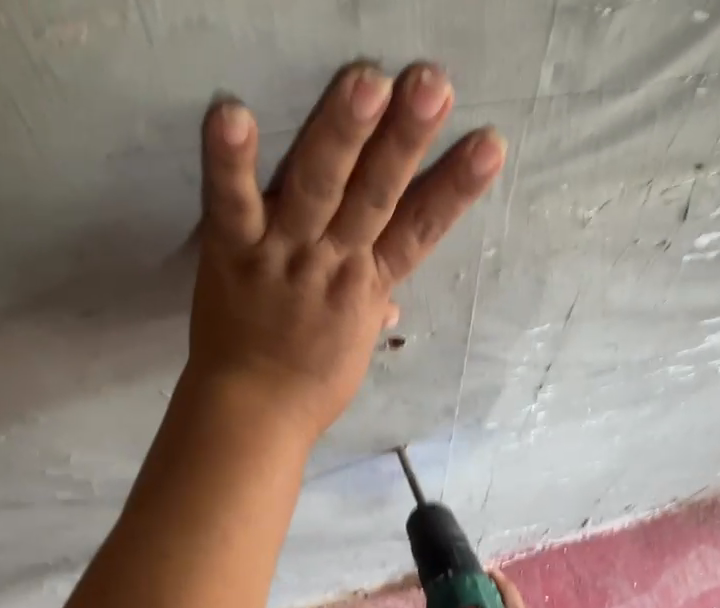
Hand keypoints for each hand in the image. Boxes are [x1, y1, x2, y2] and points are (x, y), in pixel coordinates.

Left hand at [187, 62, 506, 436]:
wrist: (255, 414)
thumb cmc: (311, 384)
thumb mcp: (354, 346)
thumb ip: (371, 306)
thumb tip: (389, 298)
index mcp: (369, 283)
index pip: (421, 228)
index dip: (455, 187)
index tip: (490, 143)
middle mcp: (334, 260)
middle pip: (377, 195)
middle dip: (406, 140)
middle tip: (432, 83)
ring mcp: (285, 254)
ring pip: (318, 187)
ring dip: (343, 134)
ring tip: (368, 81)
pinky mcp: (234, 252)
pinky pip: (231, 202)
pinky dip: (230, 161)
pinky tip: (233, 112)